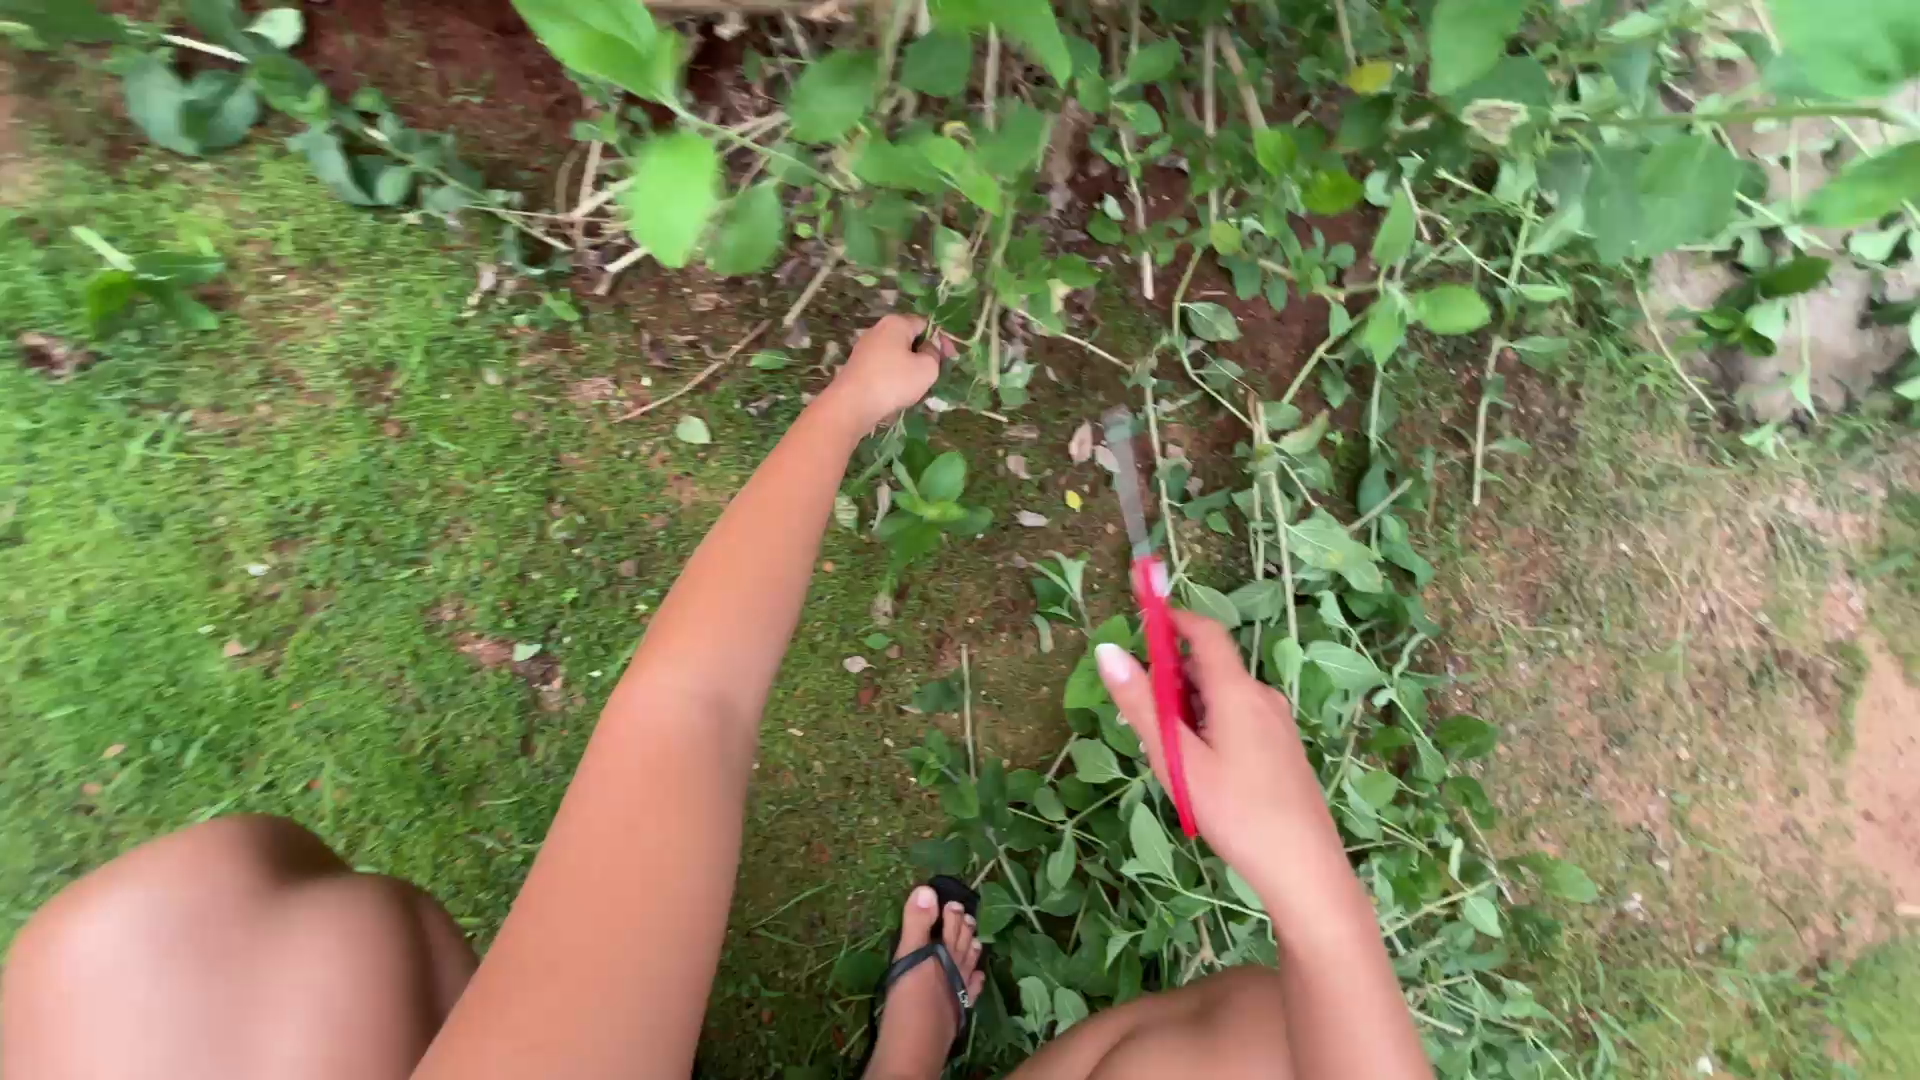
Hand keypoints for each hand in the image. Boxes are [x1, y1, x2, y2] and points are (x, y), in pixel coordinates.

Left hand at [819, 315, 947, 430]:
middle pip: (910, 338)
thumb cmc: (893, 382)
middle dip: (925, 354)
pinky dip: (895, 376)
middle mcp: (879, 329)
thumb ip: (934, 354)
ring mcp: (866, 348)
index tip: (951, 358)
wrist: (852, 404)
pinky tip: (898, 392)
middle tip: (935, 374)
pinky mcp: (859, 366)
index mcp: (896, 323)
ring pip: (897, 354)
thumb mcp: (927, 368)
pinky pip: (884, 366)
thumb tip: (928, 349)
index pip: (925, 324)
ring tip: (918, 387)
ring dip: (910, 367)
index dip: (941, 340)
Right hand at [1095, 612, 1362, 928]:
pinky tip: (1200, 770)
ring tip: (1170, 755)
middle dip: (1171, 676)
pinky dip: (1208, 723)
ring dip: (1188, 705)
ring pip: (1221, 695)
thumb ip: (1140, 703)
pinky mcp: (1283, 748)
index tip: (1140, 619)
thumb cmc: (1235, 813)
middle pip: (1209, 666)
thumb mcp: (1175, 759)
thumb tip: (1107, 650)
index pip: (1204, 631)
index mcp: (1237, 691)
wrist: (1306, 873)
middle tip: (1143, 718)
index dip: (1171, 617)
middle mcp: (1262, 697)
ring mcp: (1277, 723)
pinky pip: (1237, 716)